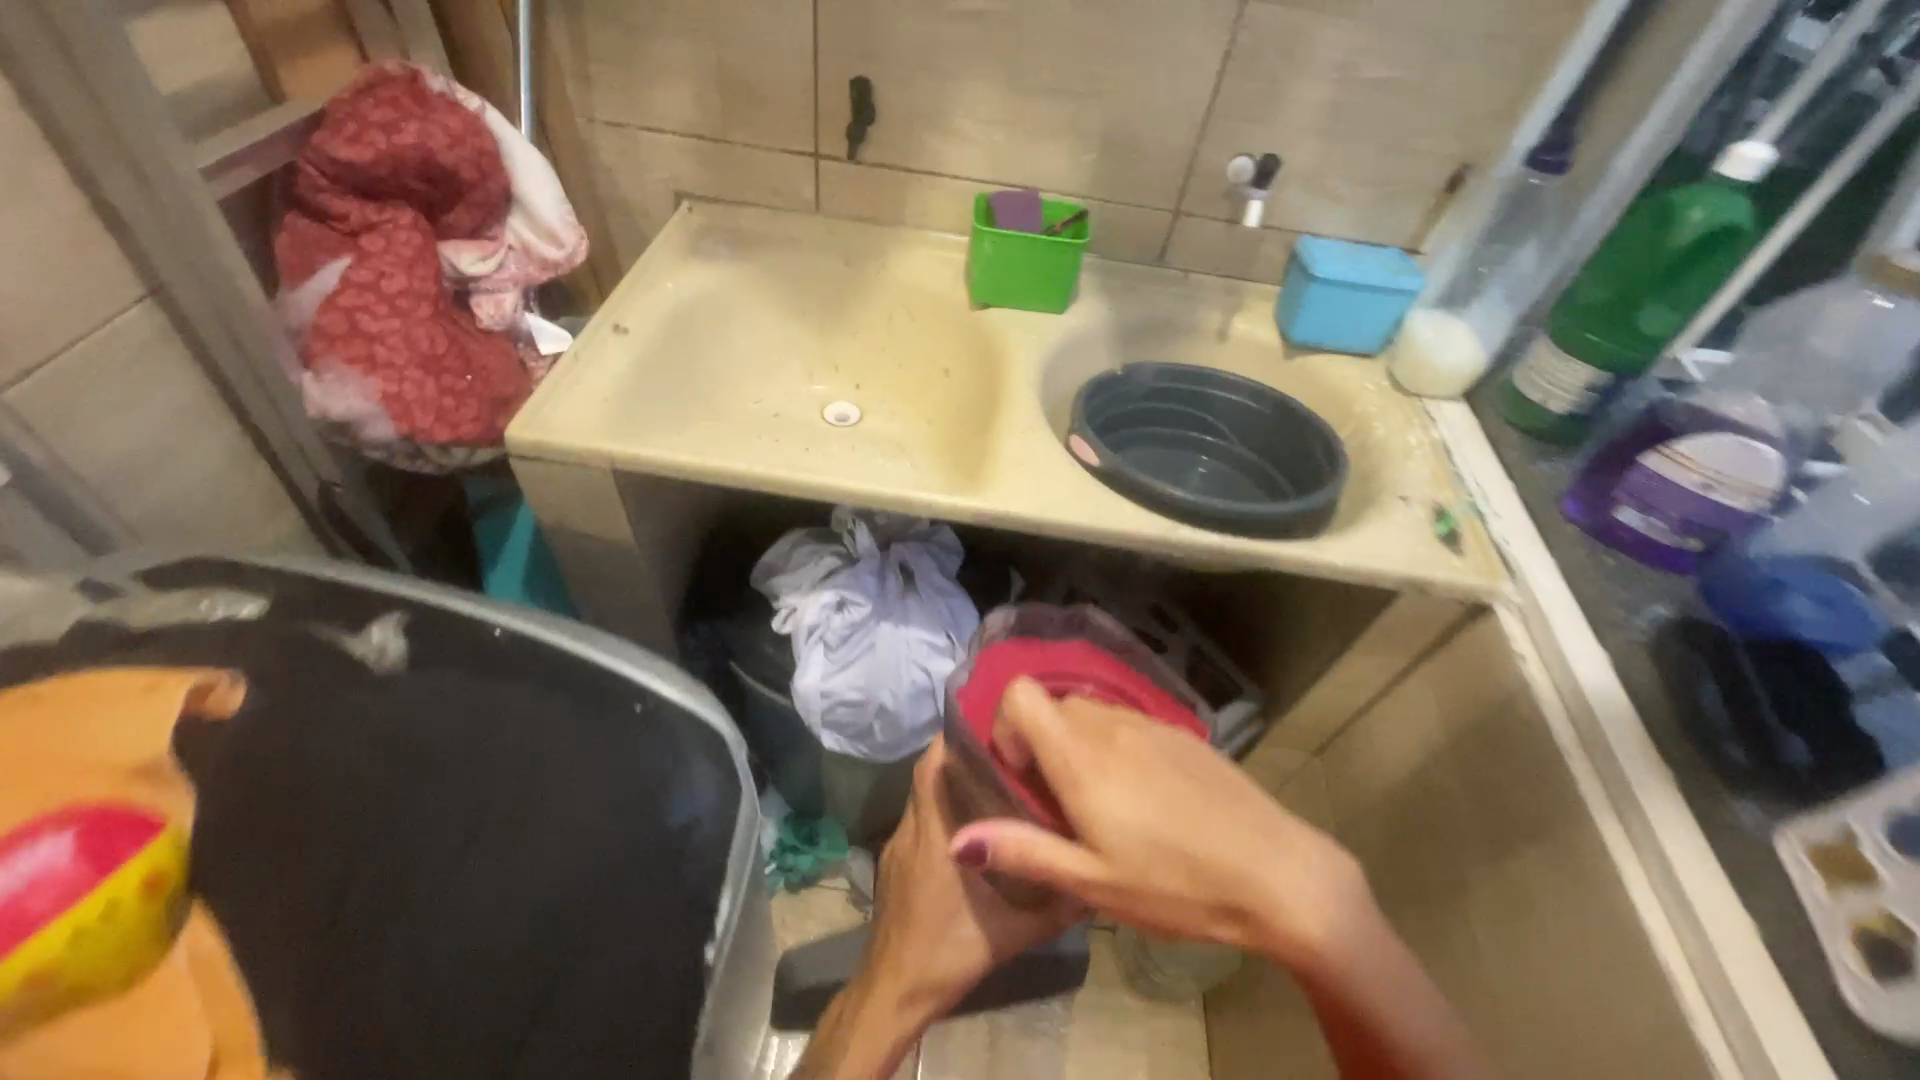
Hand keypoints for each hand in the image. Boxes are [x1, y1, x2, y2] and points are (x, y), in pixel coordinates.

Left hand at [862, 734, 1084, 1018]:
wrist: (894, 991)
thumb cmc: (949, 953)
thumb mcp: (1013, 933)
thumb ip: (1056, 906)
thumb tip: (1096, 882)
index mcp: (935, 836)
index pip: (932, 766)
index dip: (955, 738)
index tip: (989, 723)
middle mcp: (911, 831)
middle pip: (928, 774)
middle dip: (960, 755)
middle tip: (1003, 749)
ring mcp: (898, 847)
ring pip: (922, 797)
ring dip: (950, 783)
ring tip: (993, 779)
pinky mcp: (894, 864)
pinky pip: (918, 821)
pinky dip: (941, 810)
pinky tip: (971, 824)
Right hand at [949, 677, 1371, 973]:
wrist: (1280, 875)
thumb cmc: (1177, 886)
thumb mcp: (1093, 883)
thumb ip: (1022, 852)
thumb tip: (957, 839)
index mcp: (1083, 758)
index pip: (1021, 693)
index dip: (1007, 724)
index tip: (1020, 773)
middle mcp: (1113, 727)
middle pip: (1055, 704)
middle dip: (1042, 742)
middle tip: (1057, 801)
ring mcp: (1154, 726)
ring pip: (1093, 713)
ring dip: (1080, 744)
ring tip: (1101, 804)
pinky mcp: (1185, 736)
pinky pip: (1130, 724)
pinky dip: (1116, 747)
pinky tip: (1145, 800)